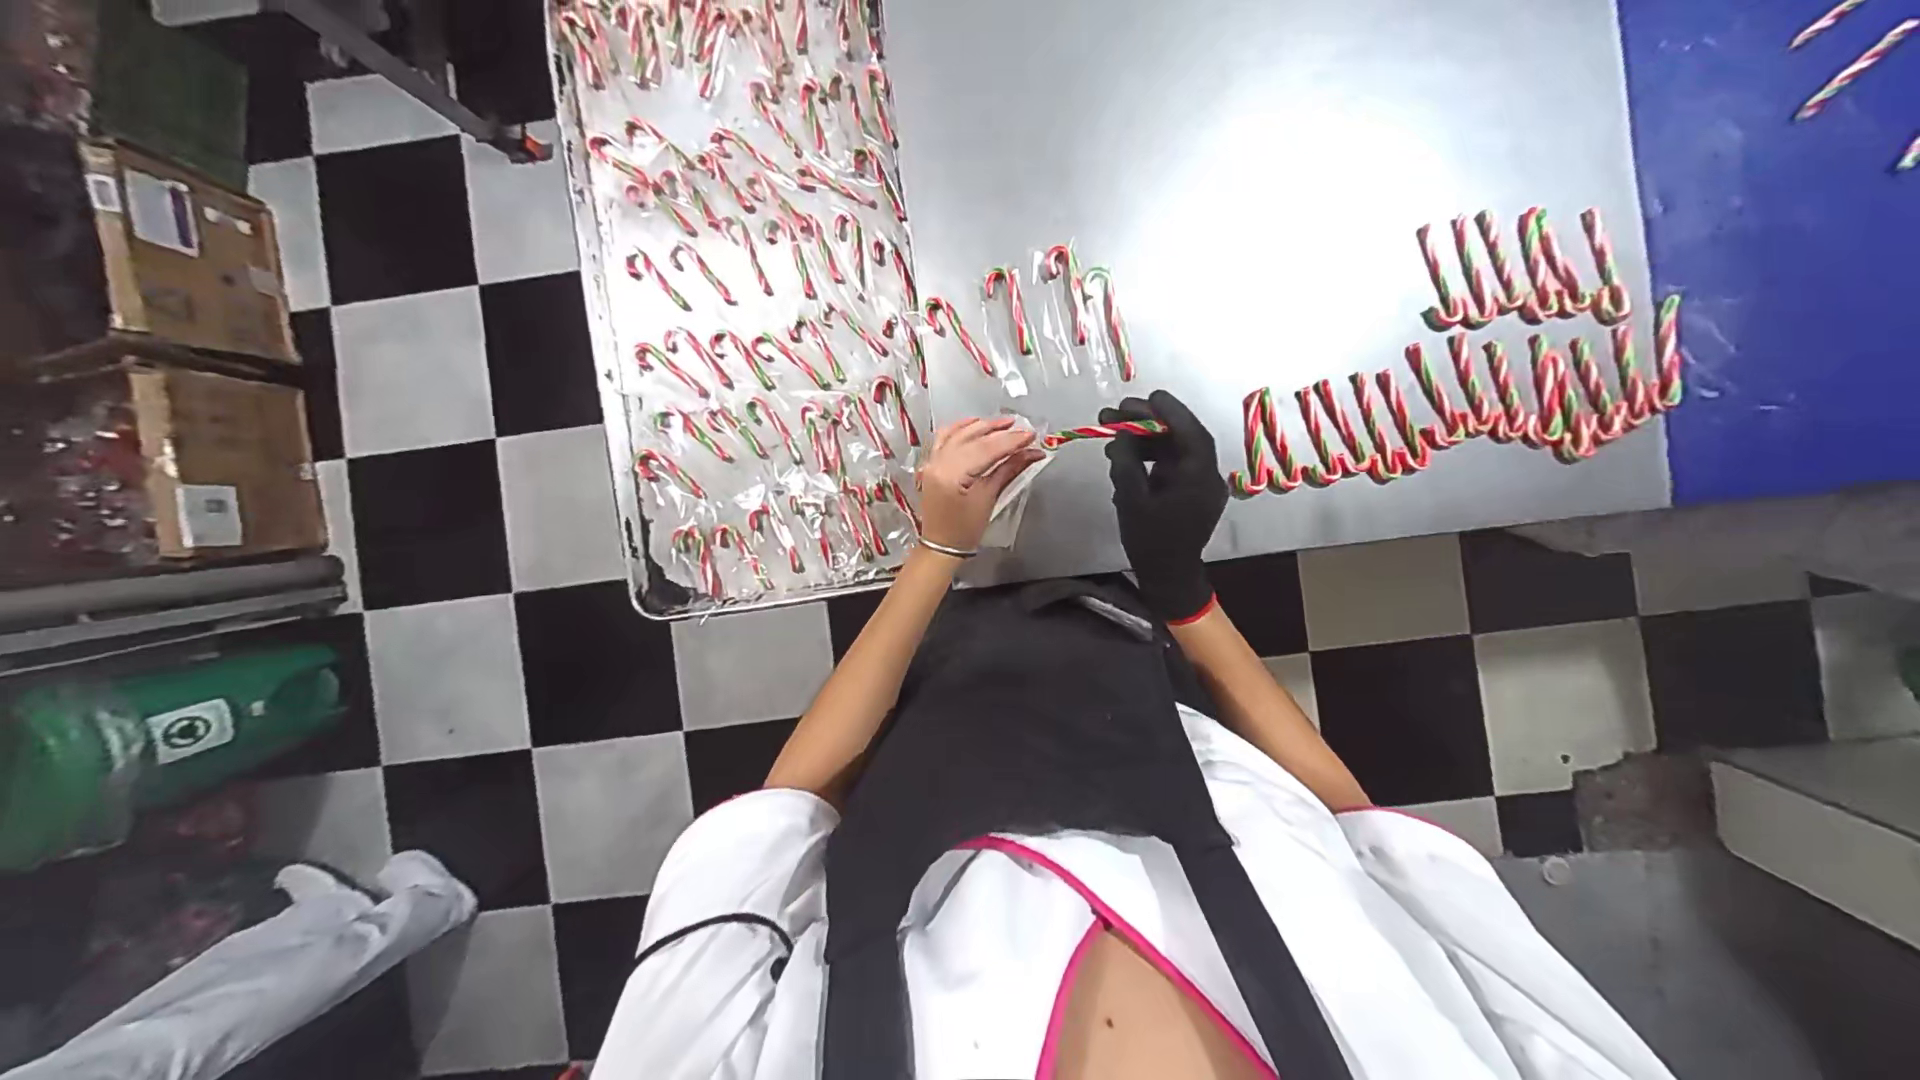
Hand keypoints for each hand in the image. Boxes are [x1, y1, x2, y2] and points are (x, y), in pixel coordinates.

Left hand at [916, 417, 1044, 553]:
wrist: (941, 545)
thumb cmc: (965, 529)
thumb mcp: (989, 499)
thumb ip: (1009, 470)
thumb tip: (1032, 453)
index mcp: (951, 475)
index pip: (985, 449)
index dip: (1010, 440)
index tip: (1031, 435)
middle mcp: (938, 463)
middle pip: (973, 439)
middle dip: (1000, 432)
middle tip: (1023, 429)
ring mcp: (931, 462)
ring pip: (958, 434)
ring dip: (982, 426)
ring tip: (1004, 423)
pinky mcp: (931, 463)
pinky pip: (944, 437)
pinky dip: (960, 428)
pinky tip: (975, 423)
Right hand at [1101, 390, 1227, 621]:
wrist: (1168, 576)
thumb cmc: (1151, 540)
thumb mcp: (1132, 499)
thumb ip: (1127, 463)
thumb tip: (1121, 435)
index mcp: (1199, 476)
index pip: (1190, 432)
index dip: (1169, 411)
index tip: (1148, 397)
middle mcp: (1205, 476)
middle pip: (1178, 438)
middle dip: (1148, 423)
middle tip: (1115, 412)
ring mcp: (1198, 485)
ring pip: (1172, 450)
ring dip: (1144, 439)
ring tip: (1111, 432)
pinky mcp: (1189, 494)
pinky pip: (1170, 466)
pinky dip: (1149, 457)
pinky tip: (1124, 456)